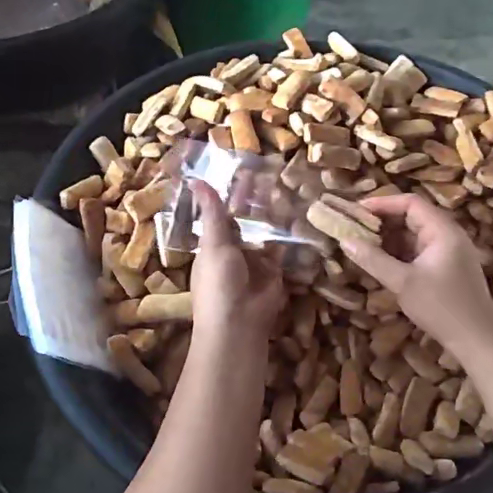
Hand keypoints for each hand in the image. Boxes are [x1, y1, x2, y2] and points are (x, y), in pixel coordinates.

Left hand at [188, 181, 285, 339]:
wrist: (239, 323)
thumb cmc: (218, 282)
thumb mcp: (214, 244)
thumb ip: (212, 214)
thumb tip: (195, 180)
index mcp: (212, 245)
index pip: (220, 215)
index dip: (230, 195)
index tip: (243, 169)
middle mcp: (233, 251)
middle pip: (245, 221)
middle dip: (255, 201)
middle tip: (271, 170)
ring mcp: (254, 261)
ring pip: (264, 232)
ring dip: (272, 214)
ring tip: (286, 184)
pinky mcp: (275, 271)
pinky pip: (282, 248)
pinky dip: (288, 233)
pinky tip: (297, 210)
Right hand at [336, 194, 492, 356]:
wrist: (478, 339)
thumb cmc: (442, 307)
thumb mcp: (402, 282)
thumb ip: (372, 259)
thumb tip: (343, 240)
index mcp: (443, 232)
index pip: (411, 203)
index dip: (381, 203)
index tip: (354, 210)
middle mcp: (446, 236)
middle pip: (411, 216)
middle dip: (380, 220)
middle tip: (351, 227)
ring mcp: (446, 252)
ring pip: (411, 234)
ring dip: (385, 237)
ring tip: (358, 242)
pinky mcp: (442, 267)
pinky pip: (414, 250)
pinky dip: (394, 251)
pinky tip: (376, 260)